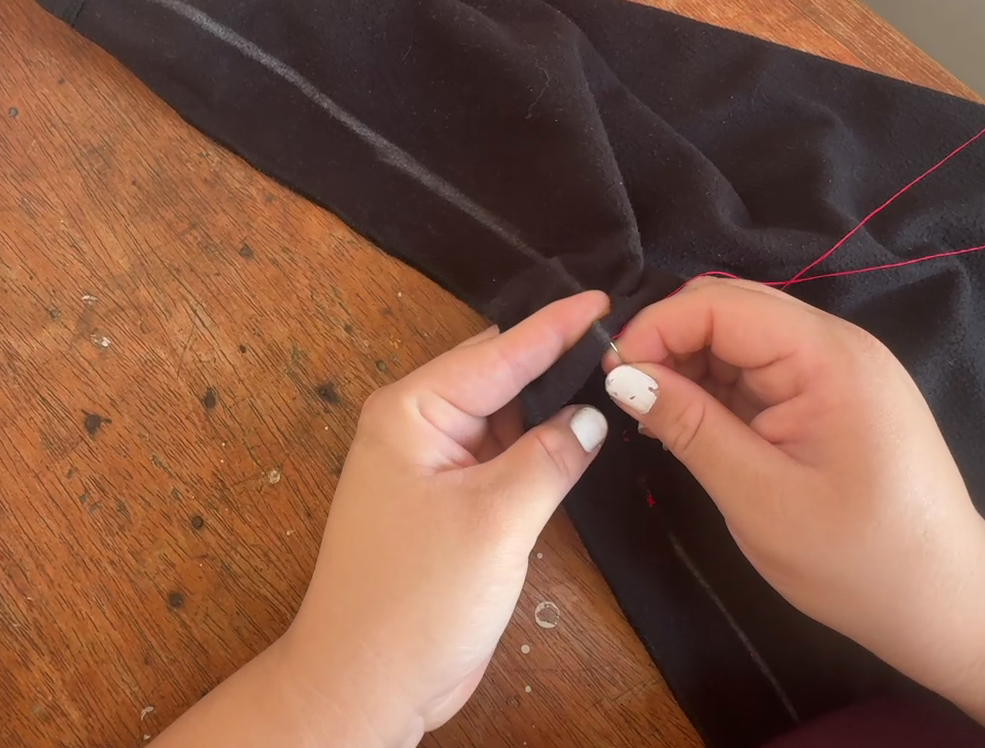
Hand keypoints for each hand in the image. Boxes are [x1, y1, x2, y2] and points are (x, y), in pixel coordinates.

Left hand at [273, 290, 611, 743]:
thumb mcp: (493, 521)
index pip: (498, 353)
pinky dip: (536, 444)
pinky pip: (500, 453)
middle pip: (499, 376)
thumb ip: (548, 458)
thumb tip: (592, 414)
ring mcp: (433, 460)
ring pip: (503, 416)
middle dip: (555, 361)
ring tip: (610, 375)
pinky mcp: (449, 496)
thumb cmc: (416, 598)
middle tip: (621, 338)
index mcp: (414, 408)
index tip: (604, 298)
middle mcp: (419, 422)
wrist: (363, 685)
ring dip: (548, 404)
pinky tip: (577, 432)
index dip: (554, 326)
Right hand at [599, 277, 984, 692]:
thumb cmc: (859, 562)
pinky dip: (708, 383)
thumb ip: (689, 427)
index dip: (657, 328)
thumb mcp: (760, 499)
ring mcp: (828, 364)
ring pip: (731, 332)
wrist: (950, 609)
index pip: (720, 304)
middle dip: (667, 341)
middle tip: (629, 395)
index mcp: (828, 357)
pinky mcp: (821, 389)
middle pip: (724, 306)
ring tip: (656, 416)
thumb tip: (619, 375)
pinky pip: (748, 364)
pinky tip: (688, 420)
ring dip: (684, 363)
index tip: (614, 376)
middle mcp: (831, 344)